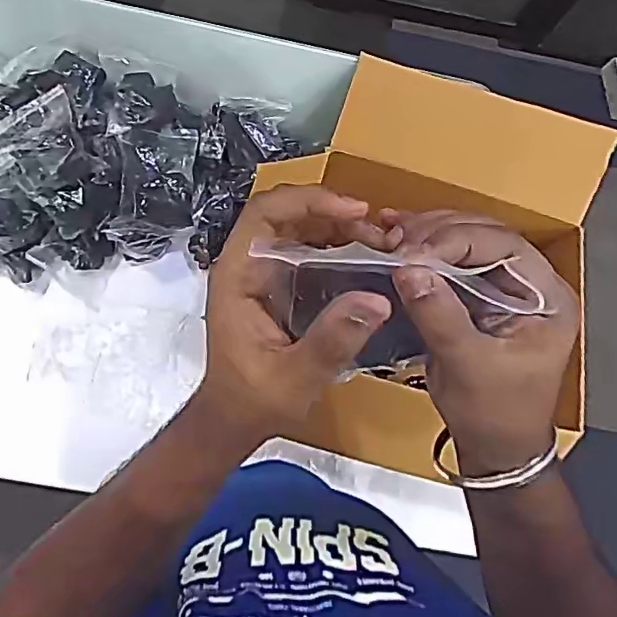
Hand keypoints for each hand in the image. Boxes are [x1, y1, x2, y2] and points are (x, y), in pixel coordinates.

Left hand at [193, 186, 394, 445]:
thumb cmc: (254, 399)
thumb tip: (377, 301)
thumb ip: (331, 342)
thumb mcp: (295, 377)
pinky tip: (365, 258)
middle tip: (377, 233)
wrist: (237, 416)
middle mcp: (249, 264)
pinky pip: (309, 248)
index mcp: (239, 275)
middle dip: (334, 213)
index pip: (265, 213)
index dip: (309, 200)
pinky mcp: (281, 283)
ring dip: (340, 227)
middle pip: (288, 213)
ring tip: (379, 244)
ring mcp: (265, 271)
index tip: (354, 211)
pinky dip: (339, 245)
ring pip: (302, 227)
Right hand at [384, 210, 577, 476]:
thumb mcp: (469, 368)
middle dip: (441, 232)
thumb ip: (441, 317)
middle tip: (400, 238)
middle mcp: (531, 285)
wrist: (495, 449)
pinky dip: (425, 251)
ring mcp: (505, 289)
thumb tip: (409, 270)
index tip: (416, 252)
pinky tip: (398, 242)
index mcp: (548, 298)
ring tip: (394, 234)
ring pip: (467, 242)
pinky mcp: (479, 297)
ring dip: (429, 236)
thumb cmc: (496, 416)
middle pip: (486, 236)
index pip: (506, 247)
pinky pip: (452, 262)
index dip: (458, 240)